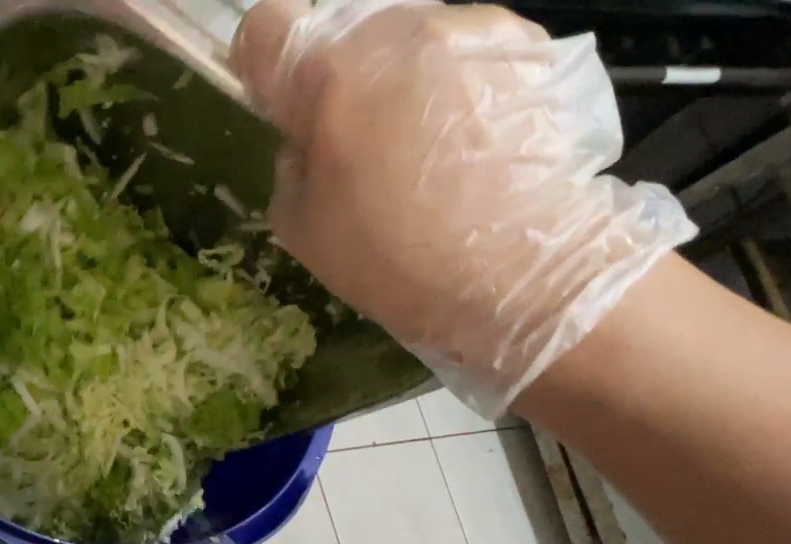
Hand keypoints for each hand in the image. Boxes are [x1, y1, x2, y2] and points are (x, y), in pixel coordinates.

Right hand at [232, 0, 694, 414]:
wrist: (515, 271)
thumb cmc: (390, 257)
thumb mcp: (300, 226)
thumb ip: (291, 164)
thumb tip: (307, 141)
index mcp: (328, 74)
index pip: (268, 26)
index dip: (262, 61)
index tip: (275, 99)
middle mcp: (398, 29)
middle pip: (347, 32)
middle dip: (342, 79)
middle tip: (356, 142)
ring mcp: (469, 29)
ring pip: (409, 41)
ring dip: (403, 81)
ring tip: (423, 150)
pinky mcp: (528, 44)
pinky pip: (466, 54)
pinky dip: (457, 87)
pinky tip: (469, 143)